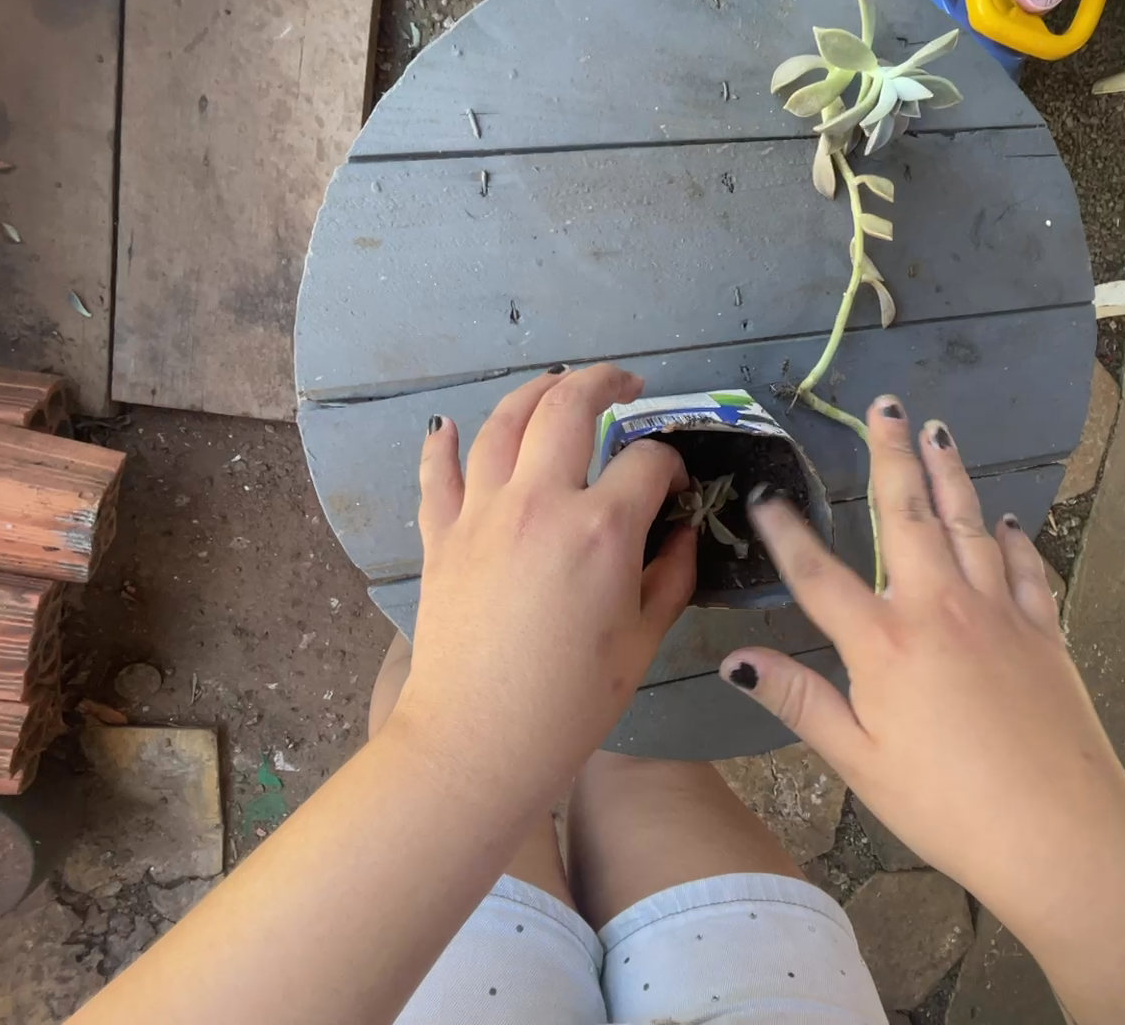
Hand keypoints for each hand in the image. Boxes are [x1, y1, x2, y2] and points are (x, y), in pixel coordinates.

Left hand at [394, 364, 696, 795]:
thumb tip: (685, 530)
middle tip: (627, 382)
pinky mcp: (441, 534)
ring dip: (535, 391)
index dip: (670, 462)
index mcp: (602, 528)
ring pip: (504, 421)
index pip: (646, 462)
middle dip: (605, 381)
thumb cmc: (574, 701)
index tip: (675, 482)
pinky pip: (438, 472)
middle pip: (570, 406)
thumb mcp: (644, 639)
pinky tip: (453, 428)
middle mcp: (540, 501)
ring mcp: (482, 512)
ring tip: (557, 384)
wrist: (477, 744)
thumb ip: (674, 573)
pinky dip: (446, 443)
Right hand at [720, 394, 1124, 915]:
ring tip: (940, 432)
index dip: (786, 534)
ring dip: (951, 474)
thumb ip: (799, 701)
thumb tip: (736, 661)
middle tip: (887, 407)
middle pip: (908, 516)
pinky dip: (1011, 538)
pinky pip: (1023, 567)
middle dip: (892, 456)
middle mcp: (938, 608)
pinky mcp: (1042, 629)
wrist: (1064, 835)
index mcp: (884, 643)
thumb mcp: (860, 761)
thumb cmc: (947, 805)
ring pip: (969, 524)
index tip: (764, 497)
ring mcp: (996, 612)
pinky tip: (1005, 520)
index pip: (819, 575)